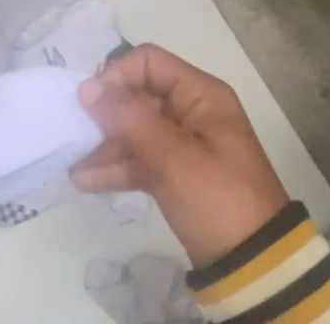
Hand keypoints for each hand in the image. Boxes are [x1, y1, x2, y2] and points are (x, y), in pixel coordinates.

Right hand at [70, 44, 289, 266]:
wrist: (255, 266)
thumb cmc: (217, 198)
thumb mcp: (173, 156)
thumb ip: (129, 119)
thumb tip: (87, 89)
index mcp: (200, 95)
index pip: (148, 62)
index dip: (117, 76)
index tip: (93, 103)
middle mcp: (189, 111)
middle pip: (136, 96)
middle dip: (105, 114)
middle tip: (76, 132)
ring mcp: (181, 144)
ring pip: (133, 129)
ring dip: (104, 145)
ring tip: (75, 165)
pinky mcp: (173, 173)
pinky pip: (138, 158)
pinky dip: (115, 167)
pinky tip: (86, 180)